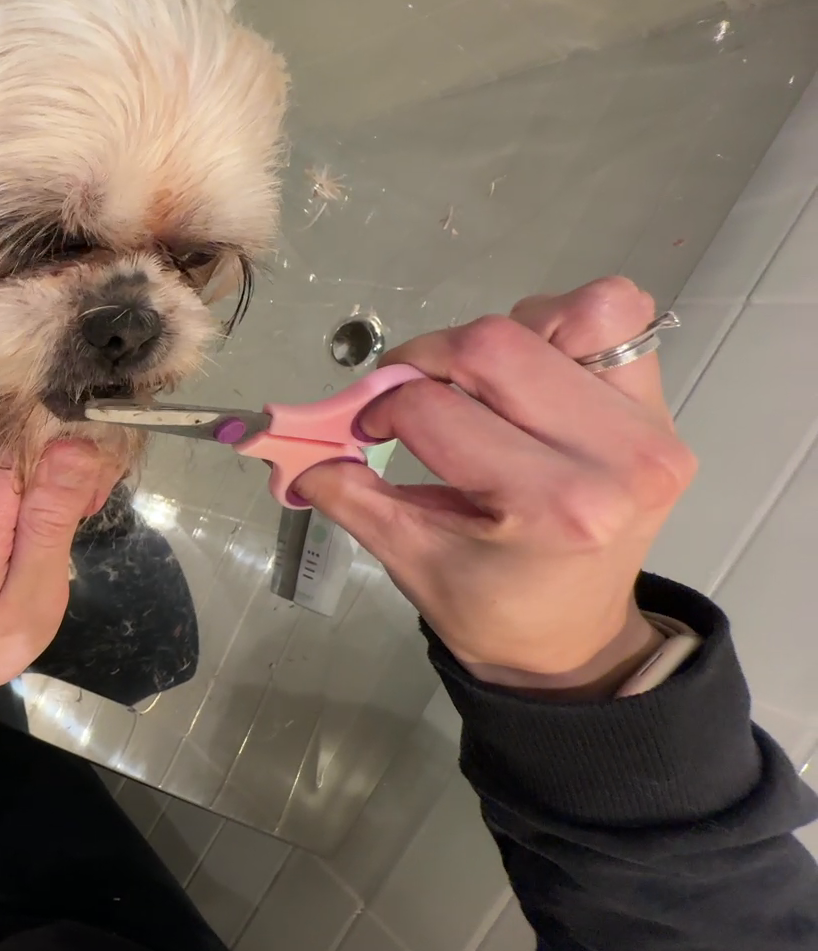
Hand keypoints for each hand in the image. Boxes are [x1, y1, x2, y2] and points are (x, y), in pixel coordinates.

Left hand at [0, 412, 122, 698]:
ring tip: (56, 498)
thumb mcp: (33, 593)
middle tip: (81, 501)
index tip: (92, 490)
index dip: (78, 443)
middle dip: (66, 440)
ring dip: (43, 438)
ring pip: (6, 404)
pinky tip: (27, 483)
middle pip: (22, 406)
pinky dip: (16, 438)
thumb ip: (52, 513)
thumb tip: (78, 441)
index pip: (35, 420)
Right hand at [294, 277, 696, 698]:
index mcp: (551, 503)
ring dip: (493, 340)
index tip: (361, 435)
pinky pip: (613, 319)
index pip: (431, 409)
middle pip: (493, 345)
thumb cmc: (483, 605)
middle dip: (420, 361)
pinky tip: (521, 369)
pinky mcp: (661, 407)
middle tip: (399, 397)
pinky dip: (555, 324)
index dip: (376, 411)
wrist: (572, 636)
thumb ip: (344, 491)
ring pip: (565, 313)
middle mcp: (617, 454)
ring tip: (468, 385)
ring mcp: (652, 424)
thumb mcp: (402, 557)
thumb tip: (288, 446)